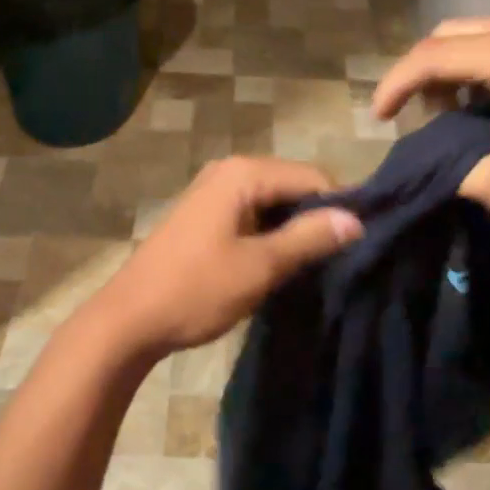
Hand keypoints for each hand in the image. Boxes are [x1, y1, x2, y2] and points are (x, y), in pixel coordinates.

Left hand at [86, 156, 362, 355]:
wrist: (129, 320)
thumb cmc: (196, 289)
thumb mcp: (260, 266)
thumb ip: (309, 238)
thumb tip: (357, 219)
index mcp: (244, 173)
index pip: (312, 176)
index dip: (339, 206)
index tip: (361, 243)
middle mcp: (230, 170)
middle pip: (292, 184)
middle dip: (316, 217)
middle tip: (340, 258)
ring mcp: (214, 191)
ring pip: (274, 201)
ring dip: (294, 229)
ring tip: (316, 265)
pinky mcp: (206, 214)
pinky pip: (253, 213)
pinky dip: (271, 233)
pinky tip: (281, 263)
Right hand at [372, 18, 489, 274]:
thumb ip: (453, 167)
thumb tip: (425, 160)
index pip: (437, 54)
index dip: (397, 84)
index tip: (375, 119)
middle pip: (457, 34)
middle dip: (425, 73)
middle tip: (413, 120)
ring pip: (486, 38)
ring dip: (457, 72)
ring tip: (447, 121)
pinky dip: (488, 73)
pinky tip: (487, 112)